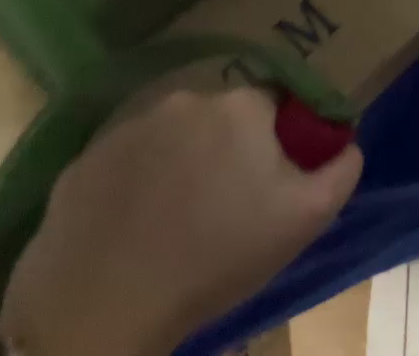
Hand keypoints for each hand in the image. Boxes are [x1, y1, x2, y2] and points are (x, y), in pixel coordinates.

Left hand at [0, 88, 362, 355]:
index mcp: (240, 105)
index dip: (284, 137)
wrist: (100, 316)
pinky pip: (127, 163)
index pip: (279, 102)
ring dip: (186, 161)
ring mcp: (119, 135)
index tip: (278, 176)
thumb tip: (344, 143)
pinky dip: (139, 183)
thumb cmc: (219, 255)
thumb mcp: (311, 213)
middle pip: (224, 116)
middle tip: (234, 199)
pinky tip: (141, 225)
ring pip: (174, 136)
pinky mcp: (74, 169)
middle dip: (234, 147)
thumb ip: (345, 164)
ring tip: (184, 215)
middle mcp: (180, 103)